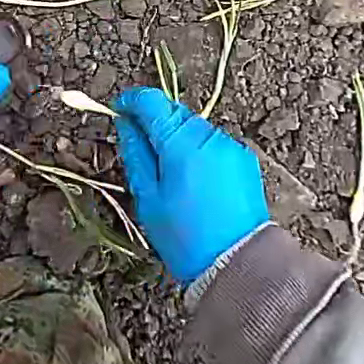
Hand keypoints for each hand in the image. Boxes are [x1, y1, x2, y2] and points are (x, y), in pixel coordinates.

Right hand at [113, 86, 269, 283]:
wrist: (237, 262)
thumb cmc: (187, 237)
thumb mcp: (148, 198)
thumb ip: (136, 154)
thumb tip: (126, 125)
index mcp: (180, 143)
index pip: (152, 101)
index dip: (132, 101)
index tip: (120, 109)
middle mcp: (208, 135)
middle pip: (174, 111)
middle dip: (154, 121)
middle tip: (140, 146)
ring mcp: (229, 144)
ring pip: (194, 126)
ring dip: (178, 136)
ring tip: (169, 171)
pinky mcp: (243, 157)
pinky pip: (213, 142)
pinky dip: (199, 150)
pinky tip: (194, 178)